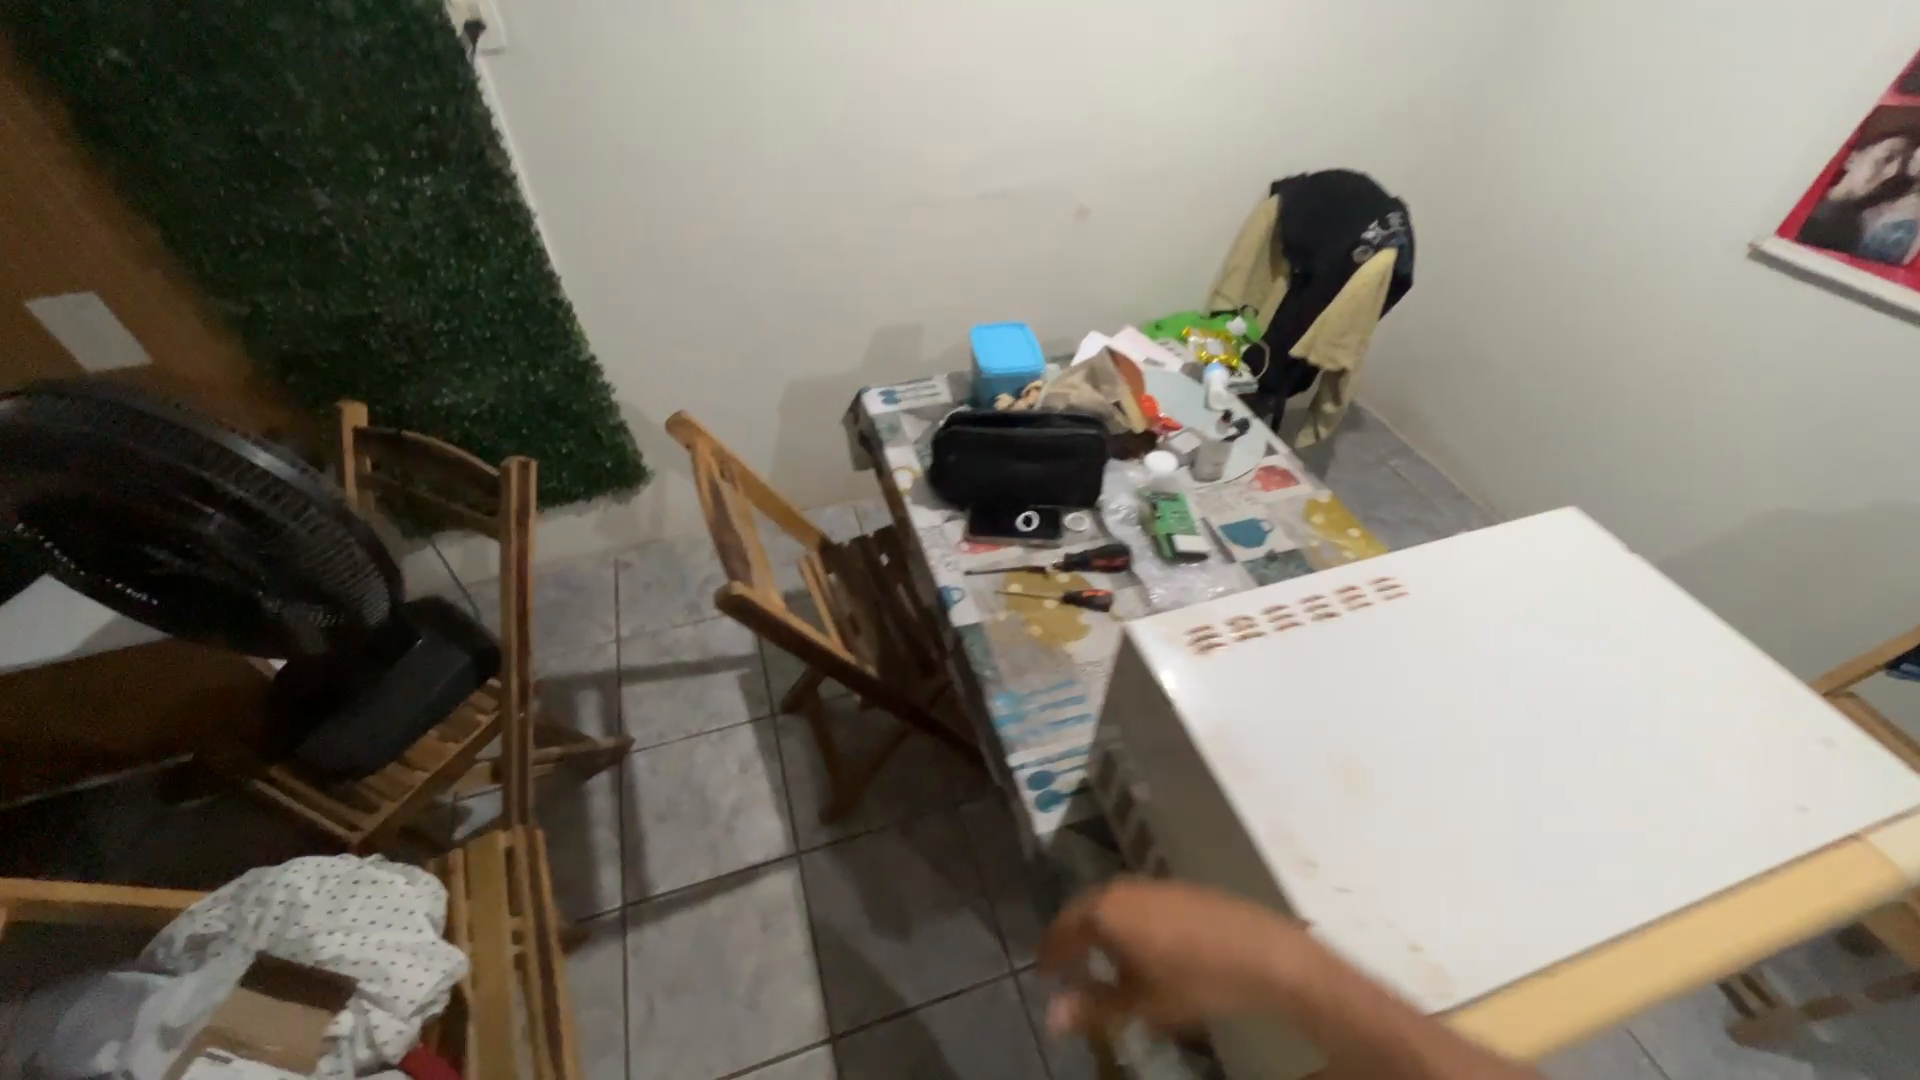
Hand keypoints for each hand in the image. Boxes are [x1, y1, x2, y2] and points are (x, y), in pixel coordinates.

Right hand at [1038, 877, 1309, 1034]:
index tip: (1043, 973)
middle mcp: (1119, 888)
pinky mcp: (1174, 887)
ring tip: (1098, 958)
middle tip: (1065, 965)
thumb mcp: (1140, 1003)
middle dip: (1071, 937)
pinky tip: (1137, 944)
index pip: (1061, 929)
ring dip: (1097, 928)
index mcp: (1103, 911)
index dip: (1050, 954)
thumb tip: (1051, 1016)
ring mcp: (1149, 884)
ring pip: (1108, 903)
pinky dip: (1122, 920)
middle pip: (1082, 910)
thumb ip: (1093, 1007)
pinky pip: (1132, 901)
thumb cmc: (1194, 980)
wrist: (1261, 951)